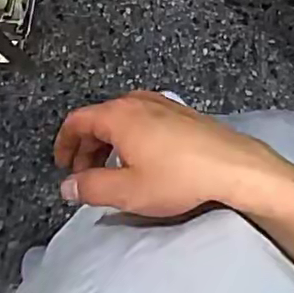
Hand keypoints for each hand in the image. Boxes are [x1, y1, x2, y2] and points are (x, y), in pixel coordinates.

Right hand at [53, 91, 293, 217]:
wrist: (232, 166)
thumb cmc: (180, 177)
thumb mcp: (127, 191)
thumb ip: (90, 187)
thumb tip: (68, 186)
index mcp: (119, 115)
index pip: (78, 121)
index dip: (64, 143)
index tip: (62, 165)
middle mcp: (137, 101)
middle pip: (98, 118)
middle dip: (86, 147)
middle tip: (84, 175)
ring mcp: (161, 103)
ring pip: (121, 118)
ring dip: (109, 143)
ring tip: (112, 172)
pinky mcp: (179, 112)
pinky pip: (143, 118)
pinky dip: (130, 137)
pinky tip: (142, 161)